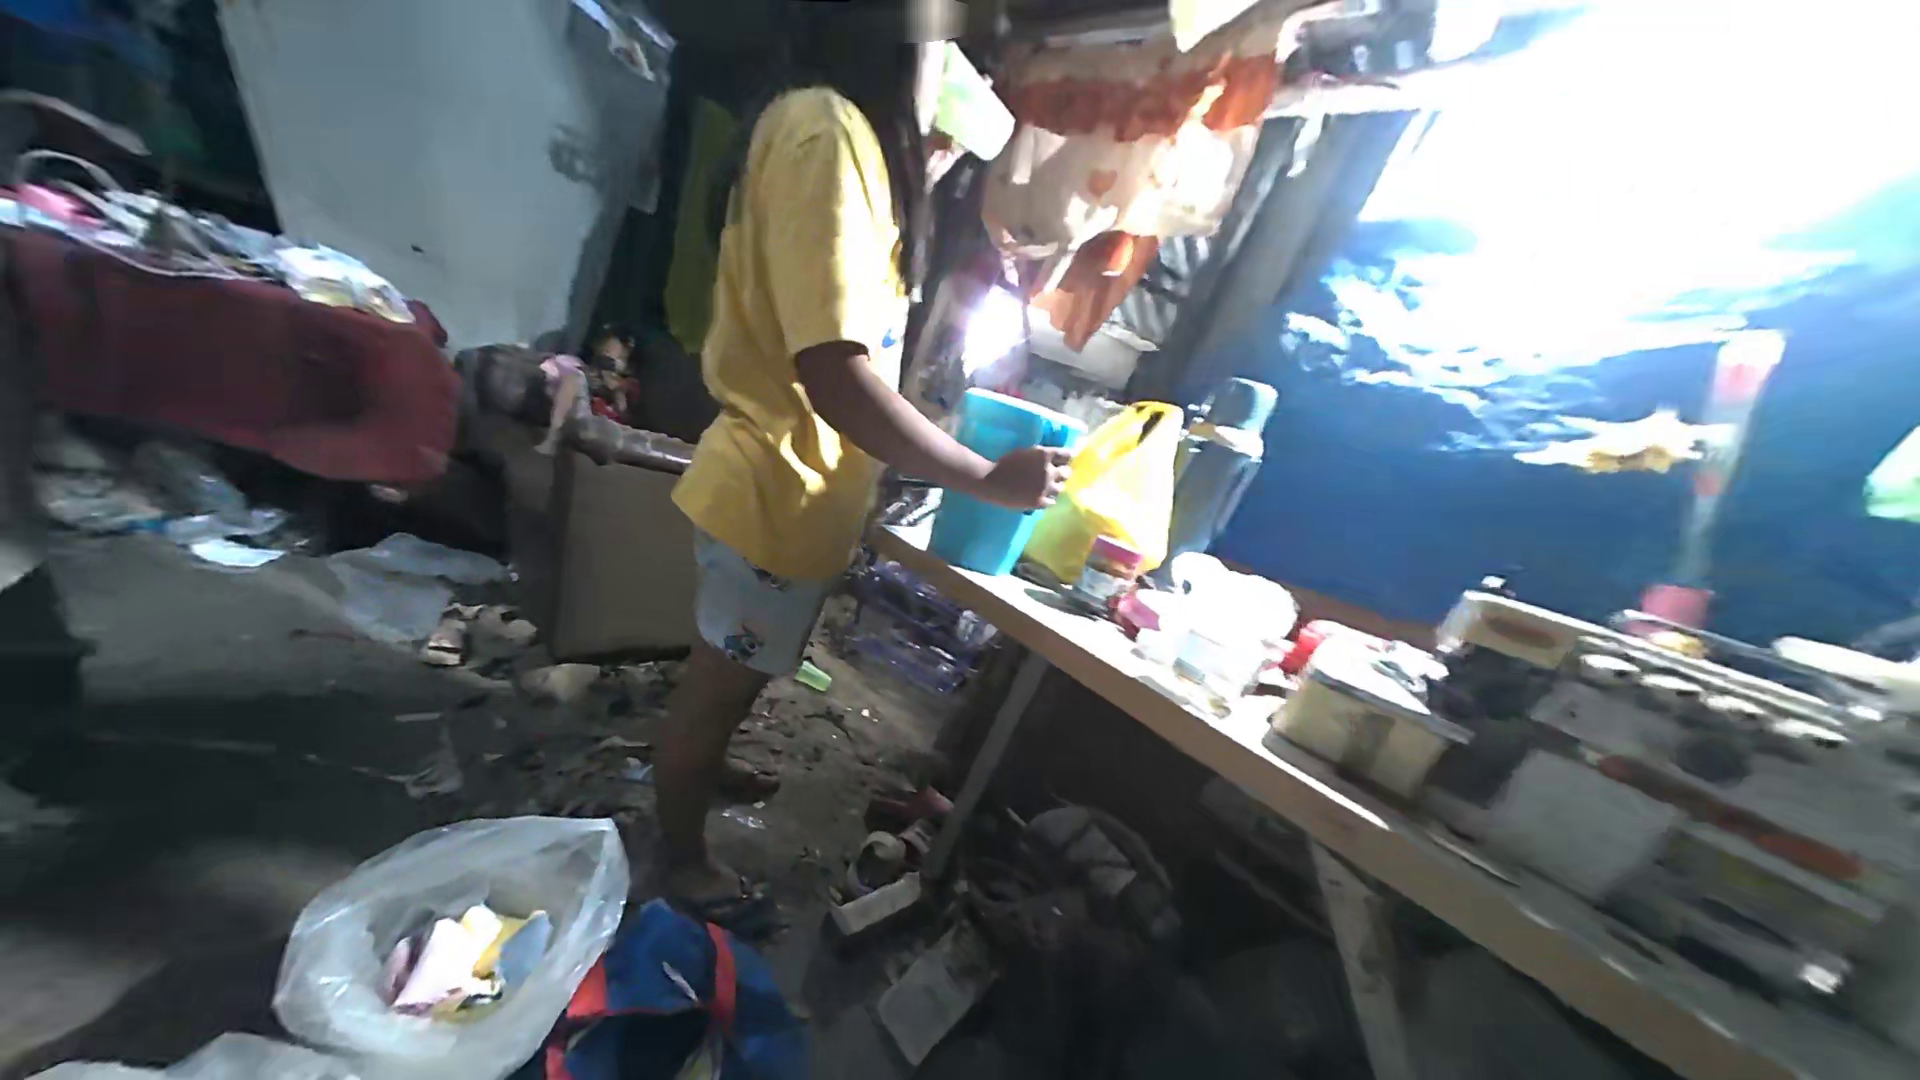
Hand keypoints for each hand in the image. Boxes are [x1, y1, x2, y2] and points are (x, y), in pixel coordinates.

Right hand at [974, 445, 1072, 509]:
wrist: (991, 481)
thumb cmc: (1005, 463)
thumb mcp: (1026, 452)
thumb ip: (1042, 455)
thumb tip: (1055, 459)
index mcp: (1045, 455)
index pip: (1068, 455)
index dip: (1066, 458)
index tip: (1063, 460)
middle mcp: (1049, 471)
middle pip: (1067, 473)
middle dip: (1062, 472)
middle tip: (1055, 474)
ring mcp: (1045, 488)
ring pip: (1061, 488)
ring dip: (1055, 486)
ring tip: (1047, 486)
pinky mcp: (1040, 502)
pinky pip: (1052, 501)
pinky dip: (1048, 498)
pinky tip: (1041, 496)